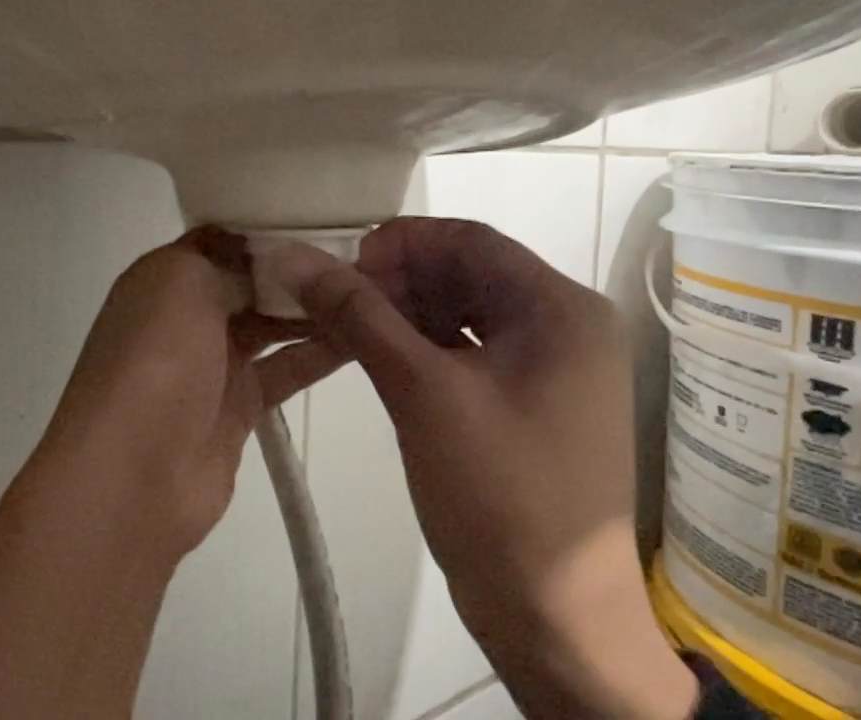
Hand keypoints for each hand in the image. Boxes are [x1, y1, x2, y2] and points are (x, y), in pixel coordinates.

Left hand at [0, 229, 343, 719]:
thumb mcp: (185, 283)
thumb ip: (230, 260)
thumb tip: (272, 253)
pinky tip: (368, 334)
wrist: (134, 473)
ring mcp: (213, 362)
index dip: (269, 227)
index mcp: (164, 276)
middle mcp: (186, 313)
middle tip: (365, 253)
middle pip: (252, 280)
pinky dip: (321, 352)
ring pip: (273, 322)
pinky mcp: (240, 405)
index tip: (327, 213)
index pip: (223, 238)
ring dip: (316, 307)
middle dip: (301, 266)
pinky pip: (286, 367)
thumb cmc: (155, 360)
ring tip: (376, 286)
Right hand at [262, 217, 696, 719]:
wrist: (556, 621)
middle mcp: (568, 328)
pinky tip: (378, 359)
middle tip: (335, 301)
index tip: (341, 263)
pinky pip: (472, 354)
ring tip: (346, 329)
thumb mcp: (420, 393)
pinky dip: (424, 348)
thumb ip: (357, 315)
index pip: (472, 239)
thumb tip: (293, 254)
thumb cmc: (499, 495)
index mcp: (563, 310)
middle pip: (470, 274)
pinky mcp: (532, 407)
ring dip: (406, 313)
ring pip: (467, 314)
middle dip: (399, 279)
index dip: (401, 241)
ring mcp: (553, 371)